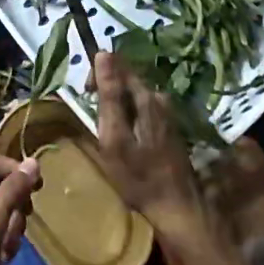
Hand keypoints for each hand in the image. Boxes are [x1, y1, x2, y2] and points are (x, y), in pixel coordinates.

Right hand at [92, 53, 207, 235]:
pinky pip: (142, 107)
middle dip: (105, 89)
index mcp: (145, 97)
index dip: (97, 72)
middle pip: (126, 77)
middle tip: (94, 117)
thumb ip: (110, 95)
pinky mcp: (169, 125)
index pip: (117, 63)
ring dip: (116, 103)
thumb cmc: (139, 176)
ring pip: (133, 93)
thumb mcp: (114, 136)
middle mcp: (159, 97)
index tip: (86, 95)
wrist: (178, 209)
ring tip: (107, 129)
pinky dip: (128, 114)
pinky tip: (124, 137)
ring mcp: (167, 112)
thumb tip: (103, 54)